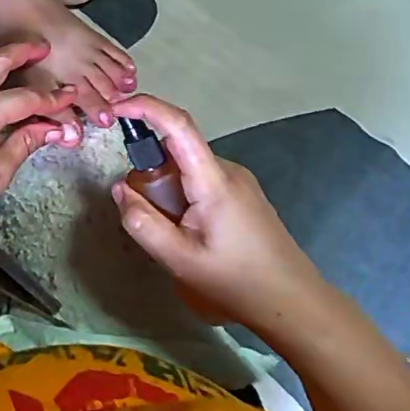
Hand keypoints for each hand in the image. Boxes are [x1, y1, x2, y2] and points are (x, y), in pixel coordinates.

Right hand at [108, 95, 326, 333]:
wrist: (294, 303)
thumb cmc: (237, 281)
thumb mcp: (178, 259)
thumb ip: (142, 222)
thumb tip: (120, 189)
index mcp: (214, 180)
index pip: (178, 124)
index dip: (145, 107)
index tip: (115, 109)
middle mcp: (227, 169)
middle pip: (176, 150)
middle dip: (149, 173)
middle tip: (146, 215)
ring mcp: (237, 180)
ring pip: (185, 168)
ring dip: (166, 190)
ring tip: (172, 234)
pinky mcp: (240, 193)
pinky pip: (198, 181)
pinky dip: (180, 197)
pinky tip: (188, 233)